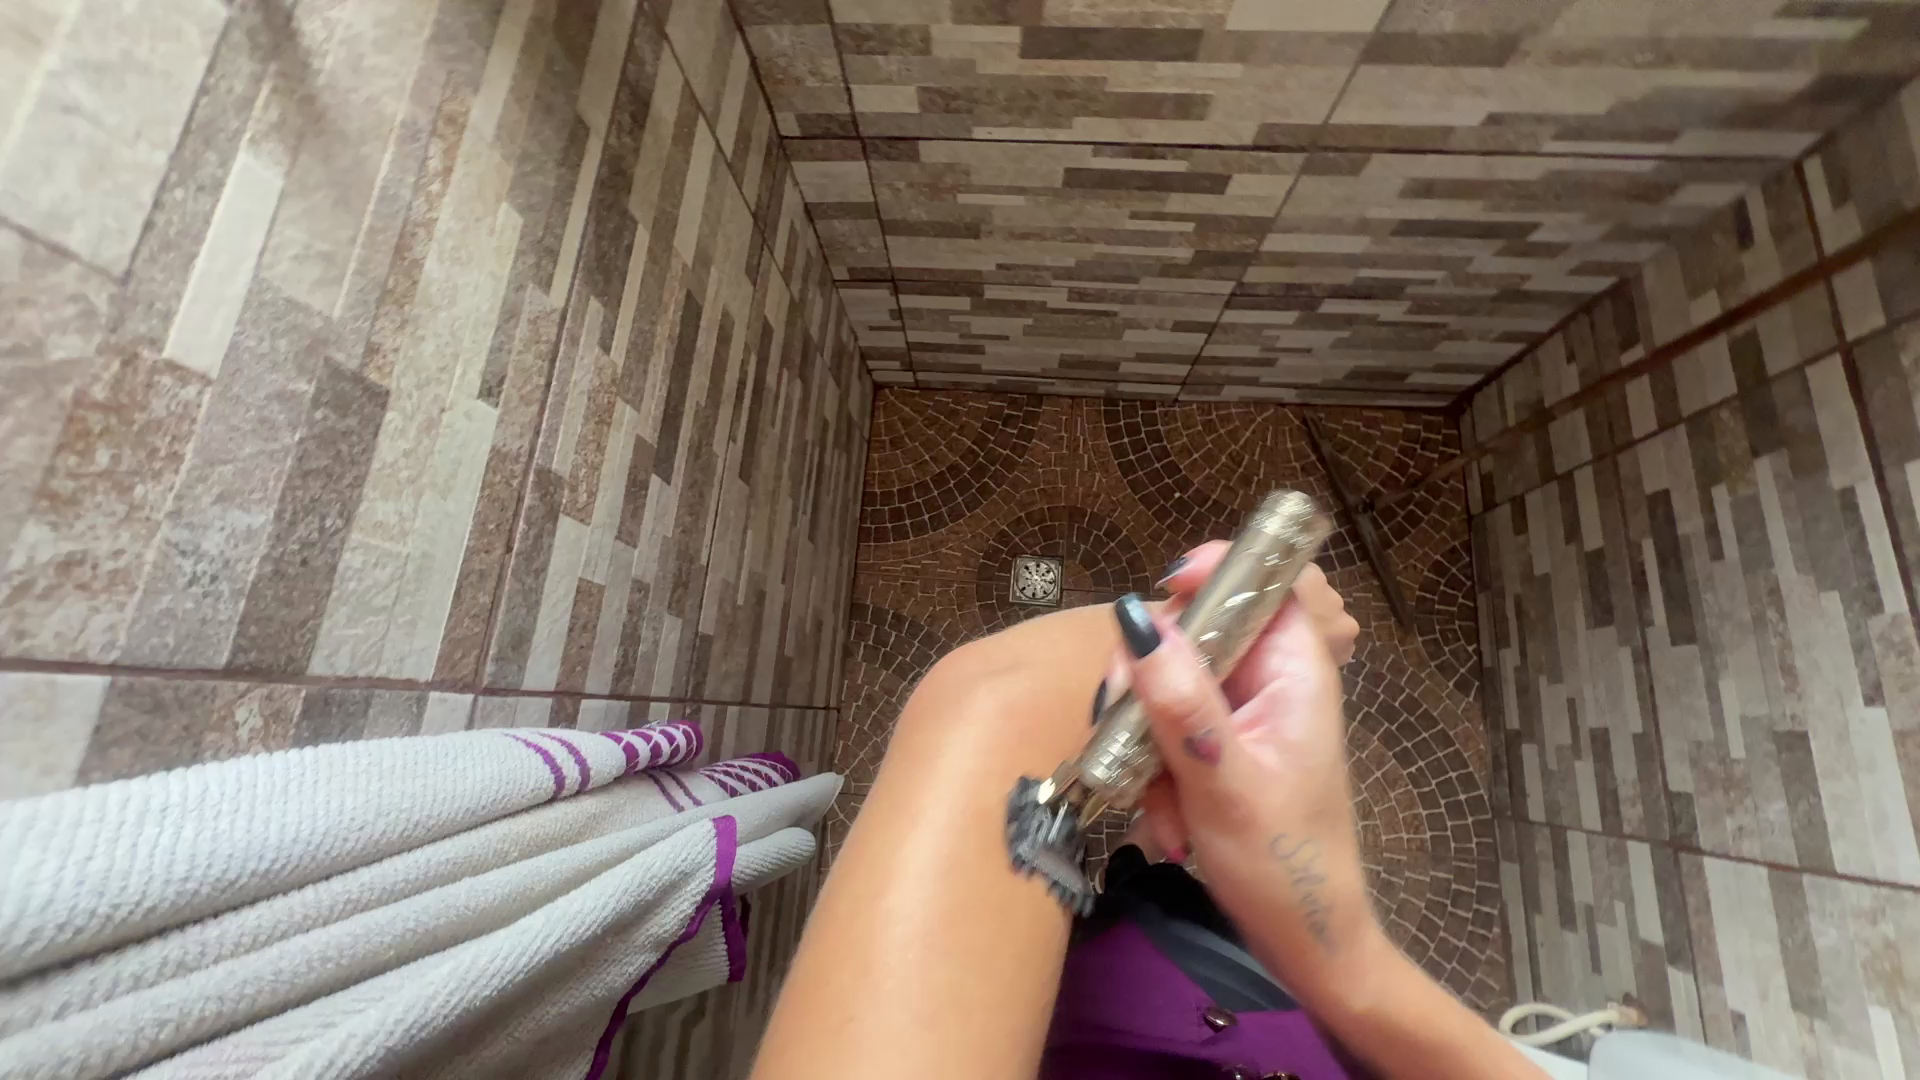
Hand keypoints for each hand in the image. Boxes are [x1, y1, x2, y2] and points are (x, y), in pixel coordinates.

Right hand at [1110, 543, 1357, 862]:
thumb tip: (1135, 619)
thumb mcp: (1223, 783)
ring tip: (1155, 799)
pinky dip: (1153, 766)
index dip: (1216, 569)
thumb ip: (1180, 702)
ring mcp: (1237, 712)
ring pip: (1167, 681)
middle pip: (1194, 630)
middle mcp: (1265, 679)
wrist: (1303, 944)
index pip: (1264, 582)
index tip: (1161, 592)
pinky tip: (1166, 818)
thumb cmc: (1282, 866)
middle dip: (1148, 678)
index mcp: (1293, 671)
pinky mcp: (1216, 742)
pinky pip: (1165, 725)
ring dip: (1144, 737)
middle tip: (1122, 722)